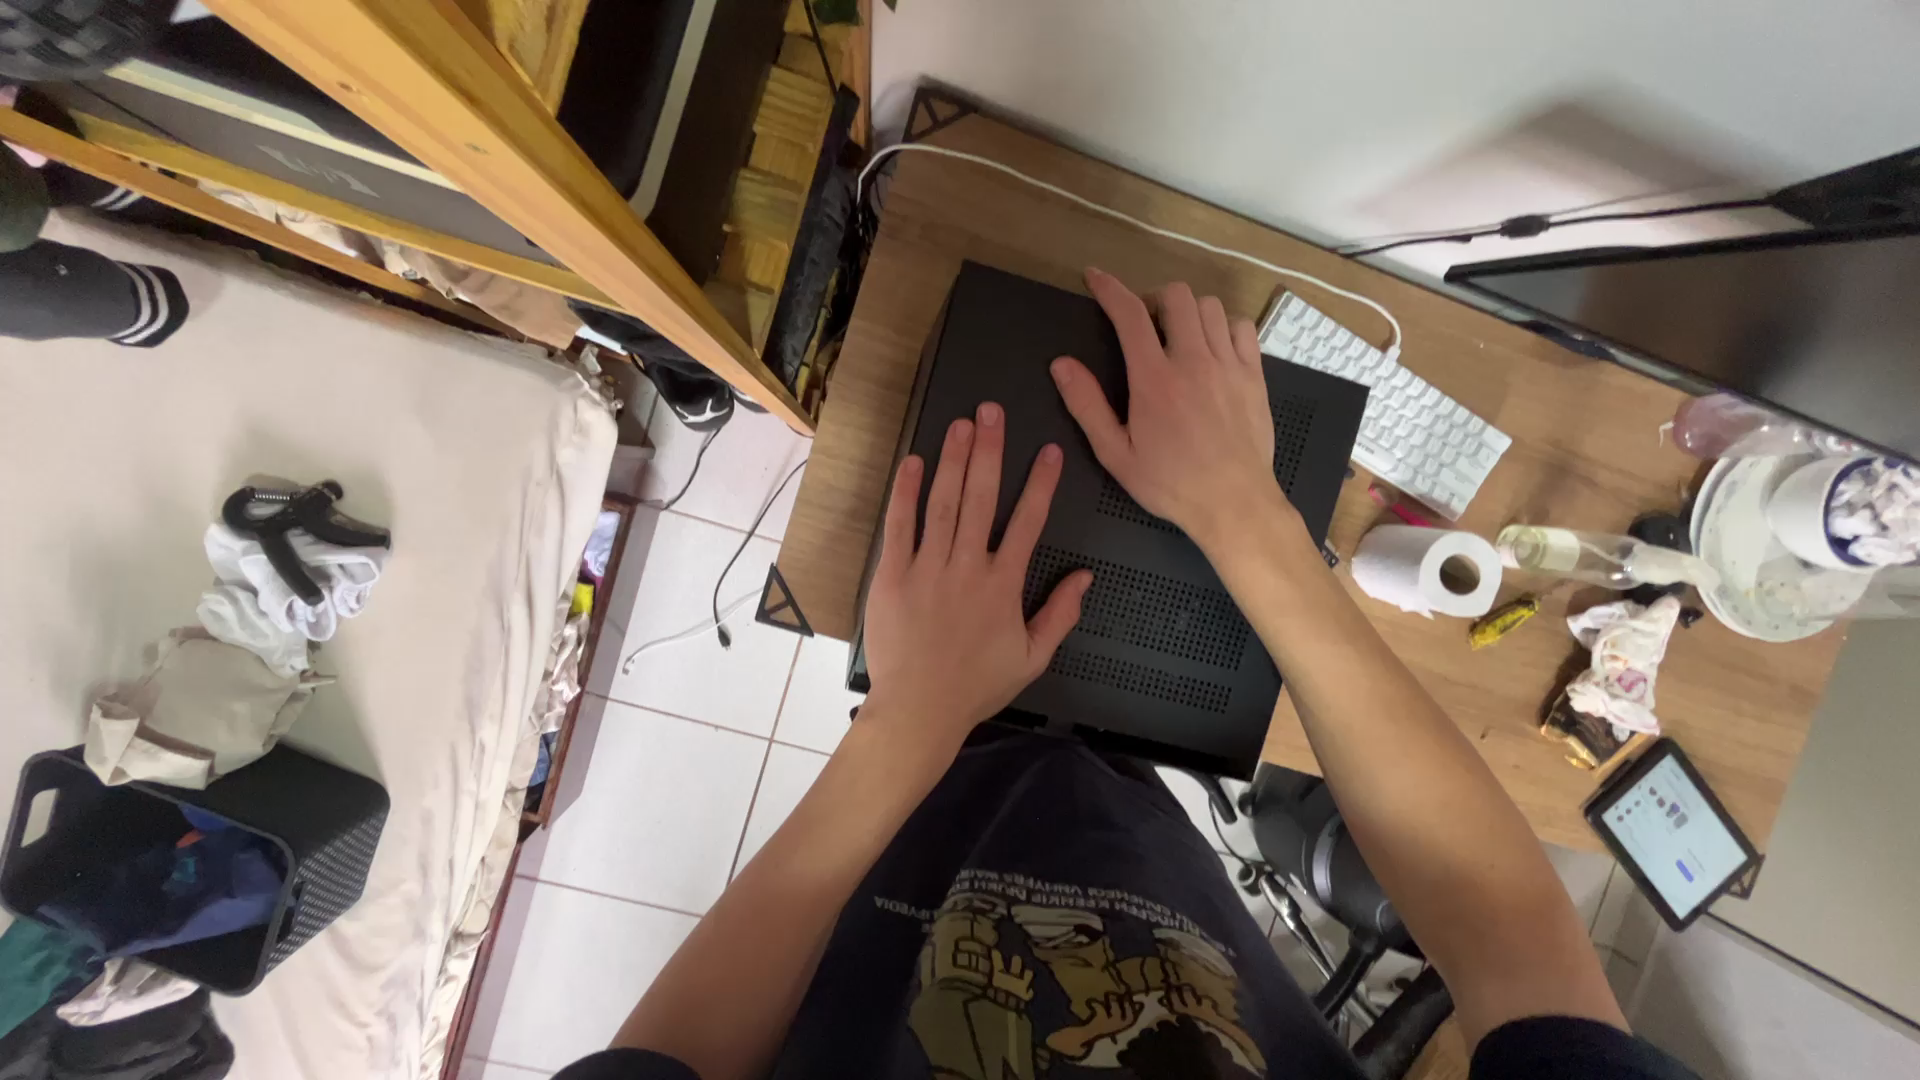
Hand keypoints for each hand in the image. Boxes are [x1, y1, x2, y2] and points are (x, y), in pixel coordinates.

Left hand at [861, 402, 1092, 750]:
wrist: (919, 709)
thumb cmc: (976, 685)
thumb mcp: (1032, 658)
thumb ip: (1061, 615)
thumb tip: (1086, 577)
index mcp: (1003, 584)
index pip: (1029, 522)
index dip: (1041, 483)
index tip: (1048, 450)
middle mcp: (968, 566)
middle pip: (982, 498)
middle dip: (989, 451)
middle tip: (992, 411)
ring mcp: (928, 568)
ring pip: (943, 503)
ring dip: (952, 460)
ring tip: (961, 424)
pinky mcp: (893, 575)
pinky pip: (900, 526)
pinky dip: (906, 493)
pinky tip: (913, 463)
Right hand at [1051, 268, 1290, 549]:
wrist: (1233, 502)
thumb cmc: (1169, 484)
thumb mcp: (1115, 453)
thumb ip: (1087, 405)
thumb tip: (1062, 365)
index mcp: (1154, 380)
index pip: (1130, 315)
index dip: (1110, 289)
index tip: (1095, 277)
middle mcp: (1193, 361)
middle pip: (1176, 296)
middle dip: (1152, 298)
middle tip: (1143, 323)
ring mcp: (1229, 365)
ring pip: (1209, 306)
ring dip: (1187, 311)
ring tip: (1176, 335)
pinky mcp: (1254, 375)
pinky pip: (1240, 326)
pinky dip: (1222, 326)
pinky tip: (1211, 348)